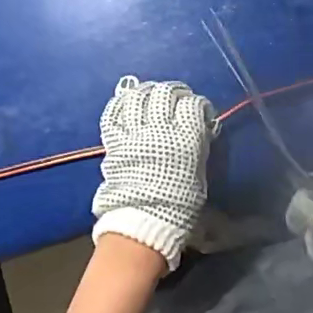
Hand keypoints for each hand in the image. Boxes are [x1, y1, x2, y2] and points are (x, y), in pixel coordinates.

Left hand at [90, 77, 217, 269]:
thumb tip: (198, 131)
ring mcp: (133, 133)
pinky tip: (126, 99)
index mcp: (186, 140)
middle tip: (176, 95)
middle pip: (165, 94)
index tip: (198, 108)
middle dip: (173, 91)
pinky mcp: (114, 140)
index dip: (197, 103)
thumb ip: (196, 148)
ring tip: (151, 92)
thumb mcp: (199, 175)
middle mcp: (159, 130)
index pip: (192, 106)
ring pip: (138, 97)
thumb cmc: (178, 206)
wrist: (142, 222)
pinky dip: (120, 102)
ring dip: (147, 91)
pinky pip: (114, 113)